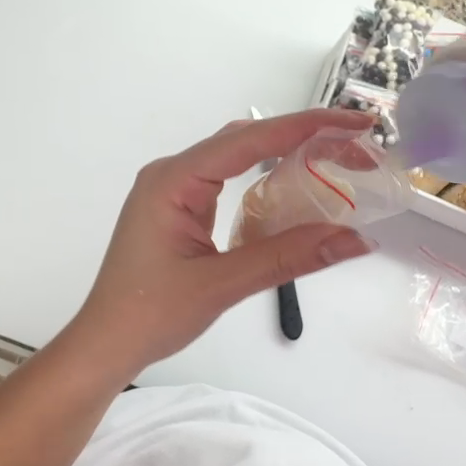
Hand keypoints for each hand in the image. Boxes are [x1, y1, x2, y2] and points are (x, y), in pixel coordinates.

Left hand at [67, 107, 377, 373]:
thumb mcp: (222, 284)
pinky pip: (226, 181)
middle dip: (303, 139)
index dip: (306, 127)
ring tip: (339, 162)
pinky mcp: (177, 208)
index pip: (248, 140)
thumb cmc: (150, 314)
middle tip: (359, 148)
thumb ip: (288, 258)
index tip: (356, 123)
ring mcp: (172, 190)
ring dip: (285, 157)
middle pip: (245, 141)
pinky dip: (263, 181)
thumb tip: (355, 239)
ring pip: (236, 158)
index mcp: (172, 180)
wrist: (105, 342)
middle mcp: (170, 174)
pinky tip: (295, 190)